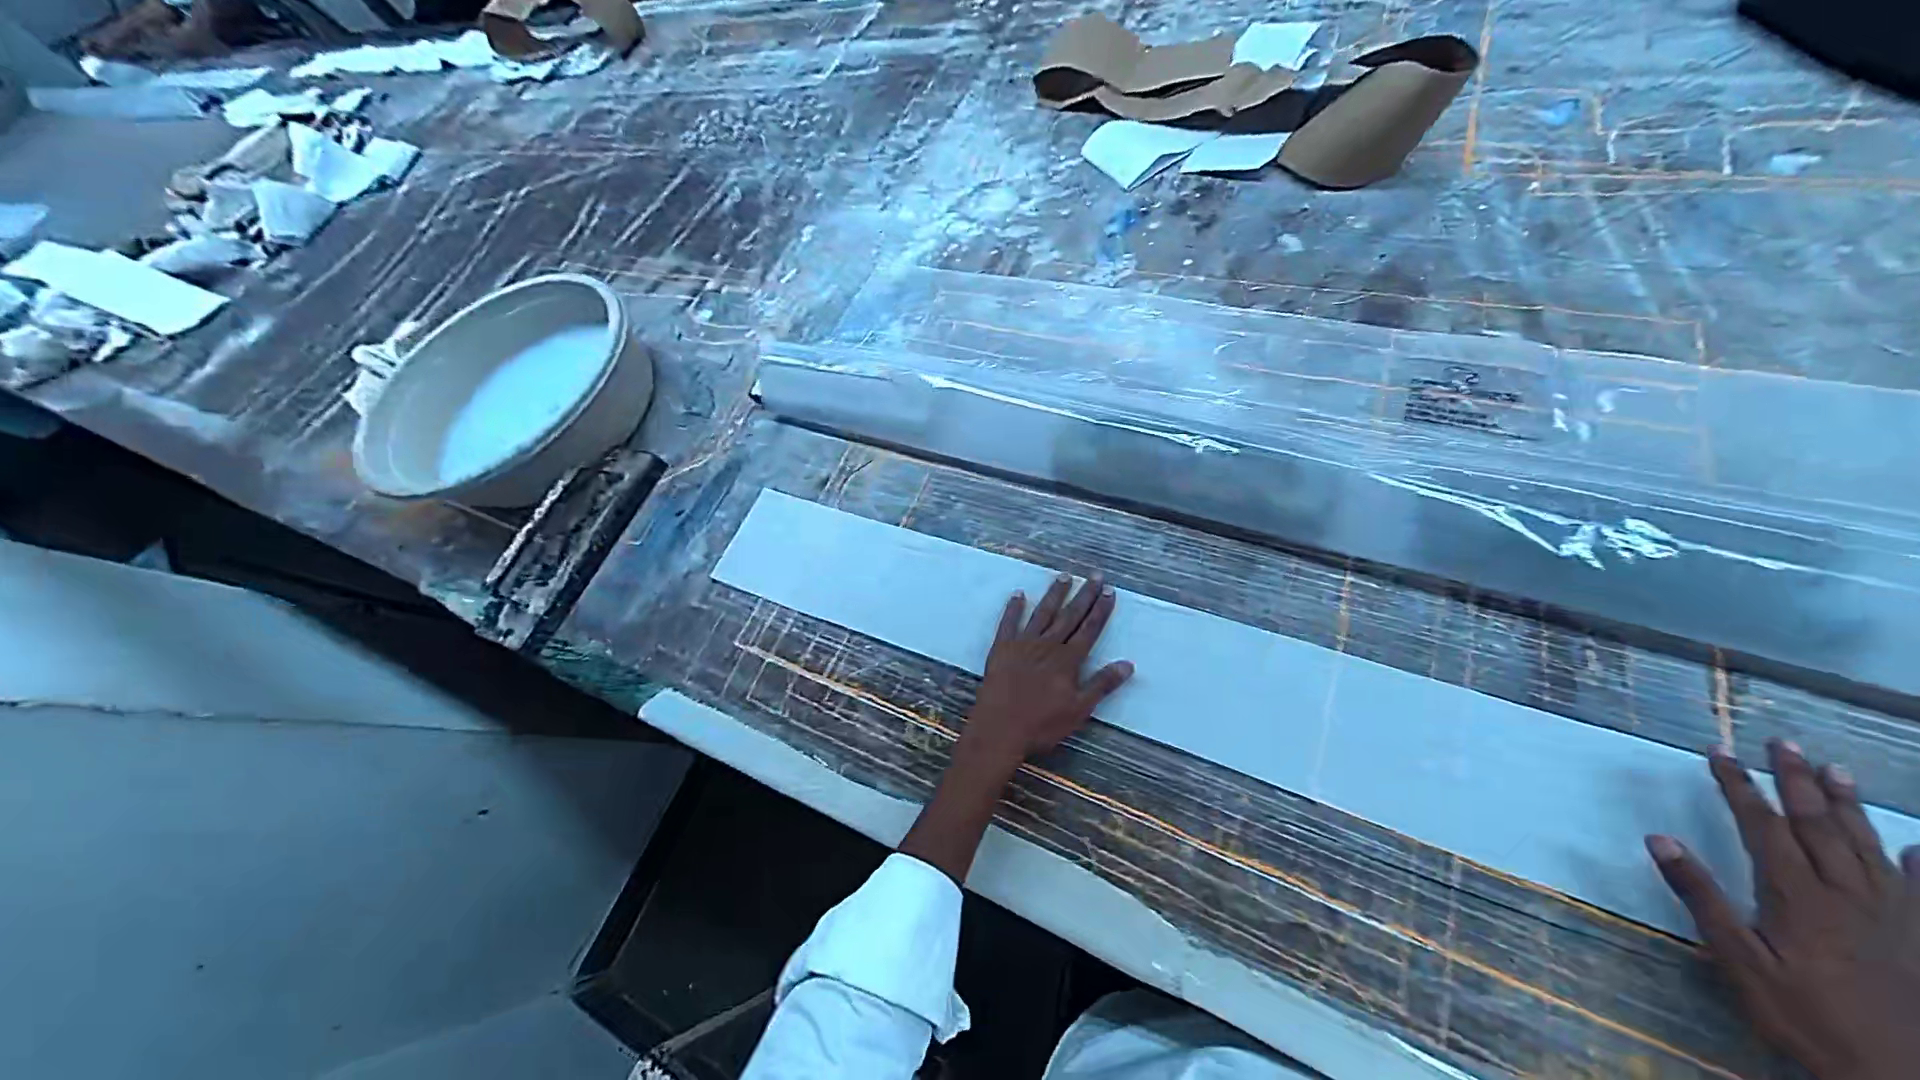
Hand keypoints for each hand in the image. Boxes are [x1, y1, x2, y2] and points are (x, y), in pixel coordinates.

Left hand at [961, 573, 1133, 767]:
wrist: (999, 728)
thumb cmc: (1042, 724)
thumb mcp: (1079, 709)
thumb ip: (1102, 684)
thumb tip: (1128, 664)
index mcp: (1067, 660)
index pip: (1089, 629)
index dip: (1100, 610)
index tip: (1109, 591)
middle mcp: (1047, 645)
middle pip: (1069, 615)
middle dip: (1084, 595)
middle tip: (1094, 575)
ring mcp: (1022, 645)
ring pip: (1042, 613)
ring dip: (1054, 594)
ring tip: (1064, 576)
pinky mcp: (1001, 649)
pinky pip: (1008, 623)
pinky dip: (1014, 608)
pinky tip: (1018, 595)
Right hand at [1646, 740, 1919, 1079]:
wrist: (1895, 1075)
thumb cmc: (1803, 1013)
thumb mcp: (1738, 960)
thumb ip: (1701, 897)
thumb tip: (1659, 838)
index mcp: (1797, 895)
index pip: (1761, 824)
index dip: (1738, 785)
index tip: (1717, 752)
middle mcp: (1847, 894)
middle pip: (1817, 824)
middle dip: (1794, 780)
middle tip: (1781, 743)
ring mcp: (1893, 915)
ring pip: (1866, 845)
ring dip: (1846, 804)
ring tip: (1834, 770)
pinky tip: (1918, 845)